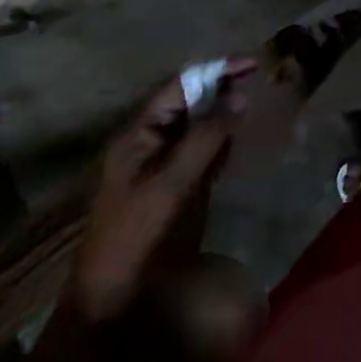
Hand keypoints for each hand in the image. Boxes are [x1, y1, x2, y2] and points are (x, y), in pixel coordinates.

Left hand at [65, 65, 252, 322]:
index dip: (215, 70)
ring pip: (192, 125)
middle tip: (255, 83)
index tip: (251, 64)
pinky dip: (213, 145)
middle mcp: (145, 139)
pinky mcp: (163, 185)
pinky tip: (228, 150)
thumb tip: (237, 96)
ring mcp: (153, 163)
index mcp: (139, 131)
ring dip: (218, 116)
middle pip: (186, 102)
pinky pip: (192, 152)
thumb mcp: (172, 183)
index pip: (180, 85)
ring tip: (246, 111)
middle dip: (219, 90)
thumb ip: (205, 138)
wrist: (106, 297)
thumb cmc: (136, 234)